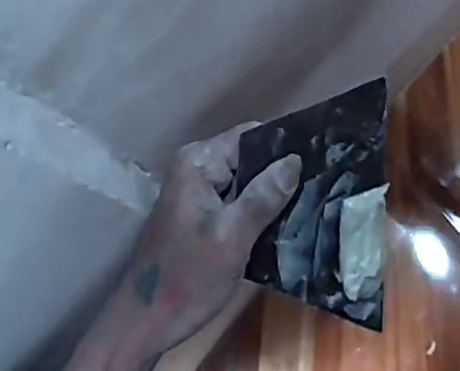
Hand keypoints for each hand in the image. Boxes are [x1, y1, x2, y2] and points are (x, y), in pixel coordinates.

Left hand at [70, 126, 300, 369]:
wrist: (145, 324)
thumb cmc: (187, 277)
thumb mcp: (232, 236)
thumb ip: (263, 196)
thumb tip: (295, 160)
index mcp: (198, 161)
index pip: (249, 136)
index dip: (281, 146)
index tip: (315, 159)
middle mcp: (195, 166)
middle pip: (248, 156)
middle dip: (277, 173)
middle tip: (314, 186)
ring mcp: (196, 189)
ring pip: (245, 179)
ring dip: (268, 194)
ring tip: (304, 203)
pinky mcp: (200, 211)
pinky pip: (236, 198)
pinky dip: (255, 209)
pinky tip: (279, 222)